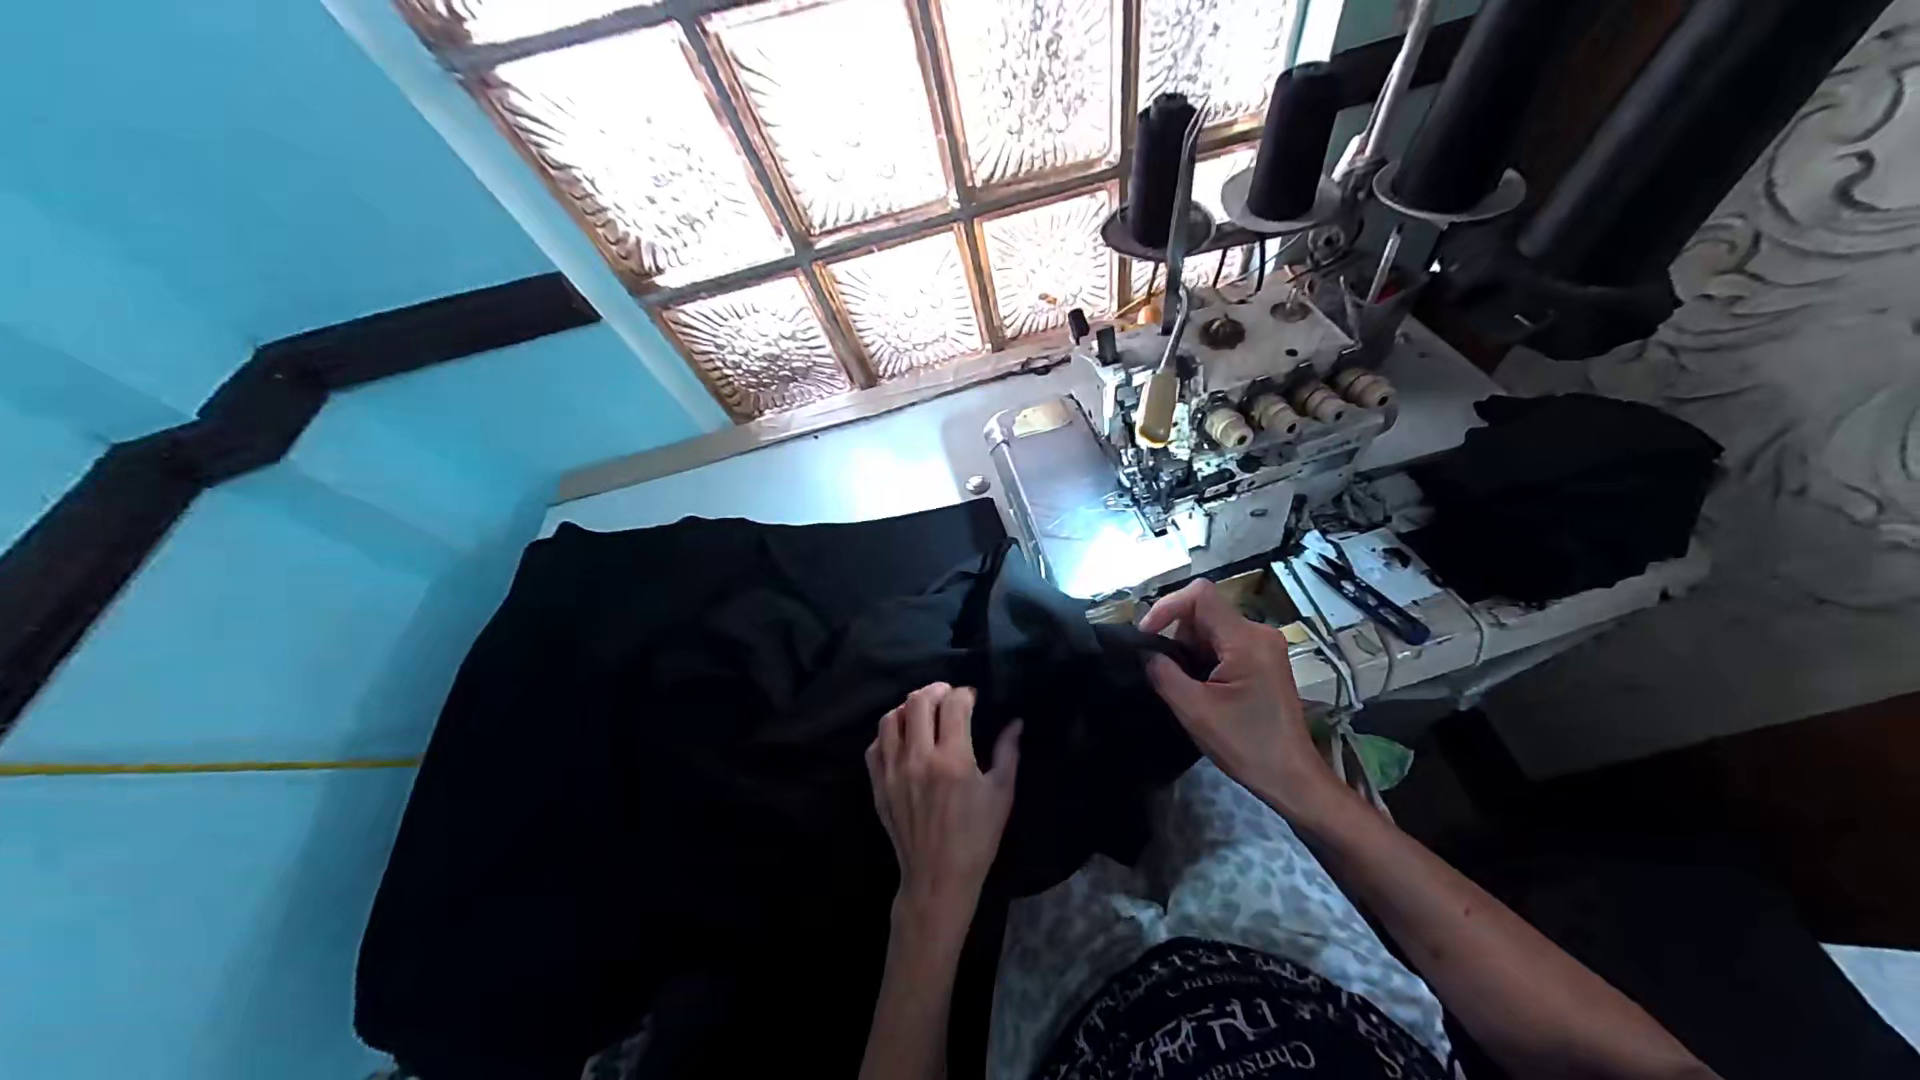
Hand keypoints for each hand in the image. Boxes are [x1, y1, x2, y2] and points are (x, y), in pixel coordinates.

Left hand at [865, 683, 1021, 929]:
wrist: (937, 878)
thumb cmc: (977, 838)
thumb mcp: (1001, 795)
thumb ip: (1008, 753)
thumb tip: (1015, 722)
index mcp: (953, 760)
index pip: (953, 704)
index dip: (964, 694)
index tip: (972, 698)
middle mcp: (919, 759)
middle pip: (918, 701)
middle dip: (936, 690)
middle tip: (948, 696)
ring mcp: (893, 771)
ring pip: (891, 718)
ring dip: (910, 707)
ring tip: (924, 712)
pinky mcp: (878, 785)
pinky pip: (875, 744)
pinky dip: (890, 733)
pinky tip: (904, 738)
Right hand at [1141, 579, 1340, 820]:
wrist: (1291, 777)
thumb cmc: (1245, 745)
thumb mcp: (1194, 710)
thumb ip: (1163, 673)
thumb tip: (1145, 651)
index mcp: (1246, 640)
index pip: (1200, 594)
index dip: (1167, 607)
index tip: (1148, 636)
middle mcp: (1259, 633)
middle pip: (1205, 610)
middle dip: (1177, 634)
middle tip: (1166, 670)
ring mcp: (1265, 645)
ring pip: (1212, 626)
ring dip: (1190, 648)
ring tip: (1186, 684)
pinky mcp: (1265, 658)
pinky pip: (1225, 641)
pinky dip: (1205, 656)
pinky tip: (1203, 686)